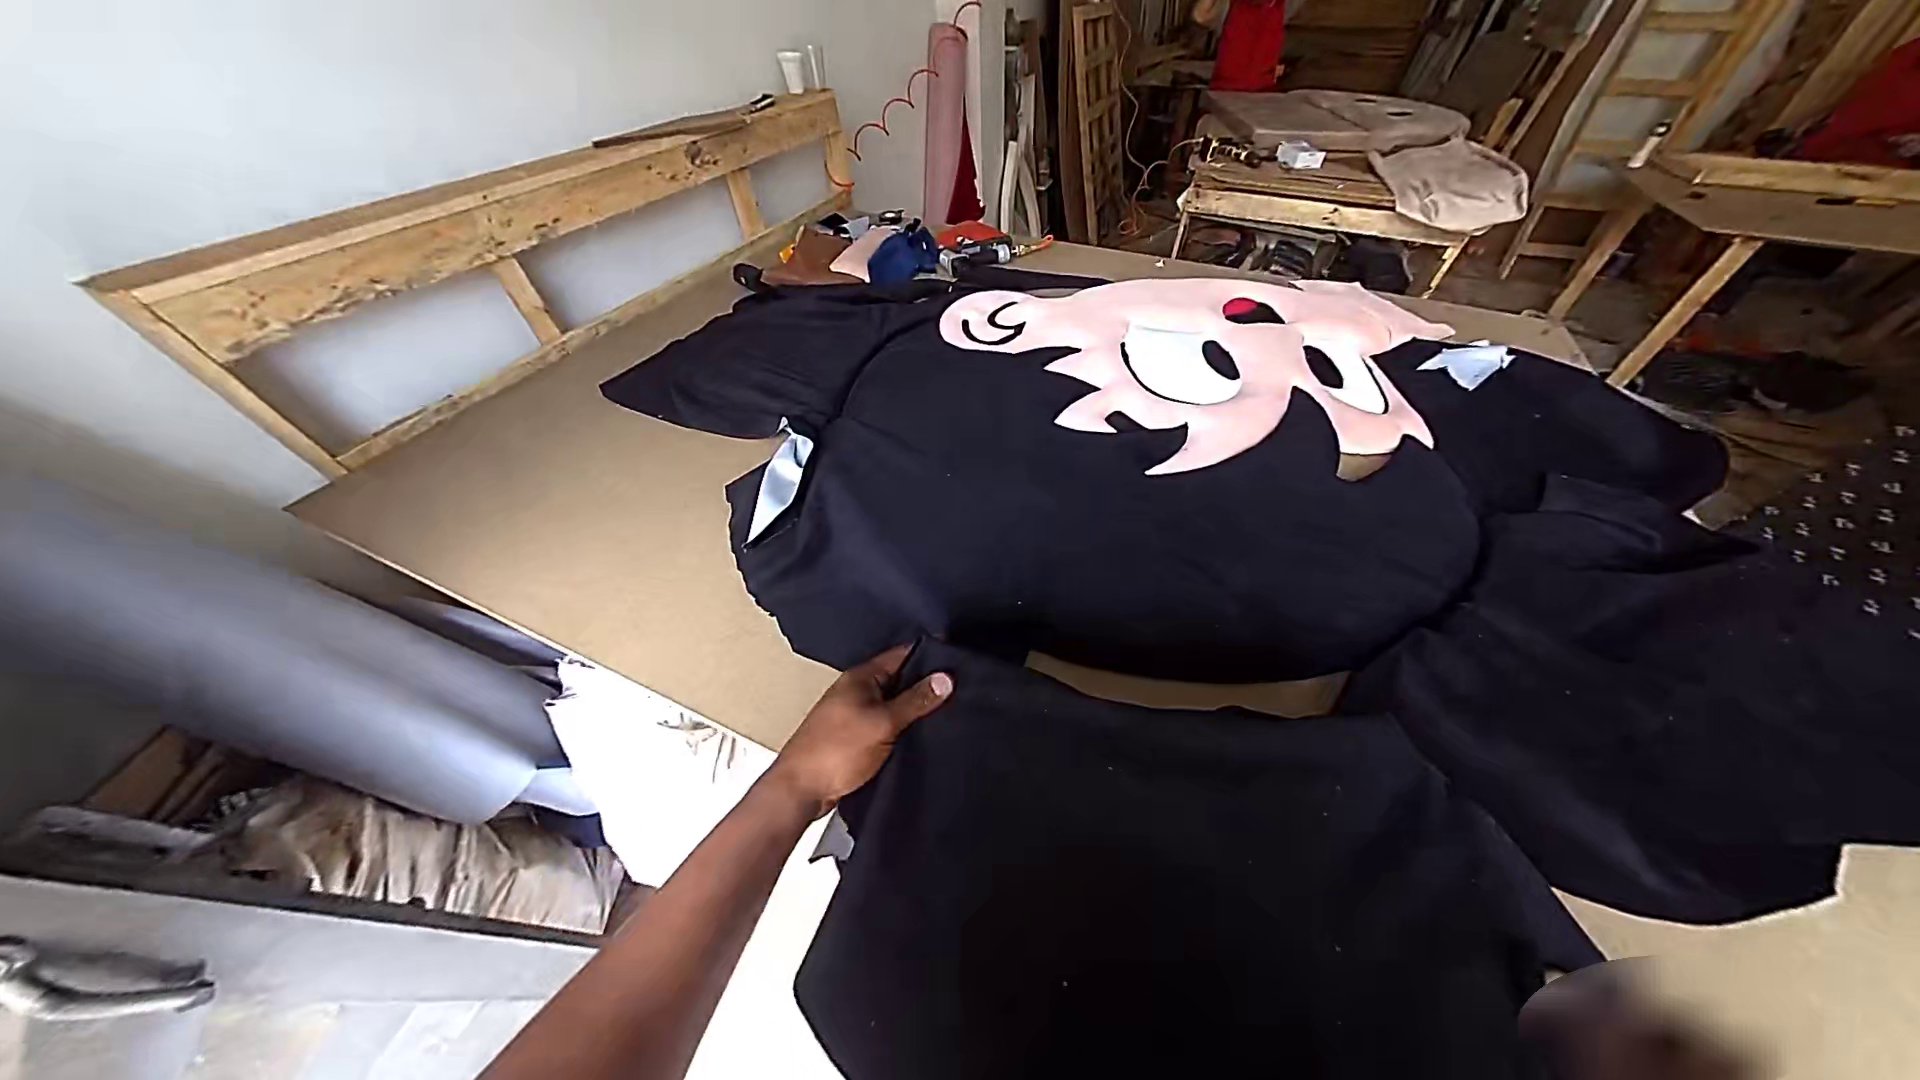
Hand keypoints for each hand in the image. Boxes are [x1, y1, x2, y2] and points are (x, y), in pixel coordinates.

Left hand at [763, 645, 952, 818]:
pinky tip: (919, 734)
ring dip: (913, 707)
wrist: (800, 791)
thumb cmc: (834, 751)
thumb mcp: (883, 722)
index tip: (955, 660)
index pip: (902, 654)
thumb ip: (916, 700)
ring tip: (945, 710)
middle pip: (899, 678)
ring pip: (892, 702)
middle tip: (957, 688)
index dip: (929, 655)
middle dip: (925, 683)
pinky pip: (885, 722)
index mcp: (860, 677)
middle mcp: (856, 690)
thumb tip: (944, 678)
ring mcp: (854, 713)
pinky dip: (902, 725)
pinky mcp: (854, 736)